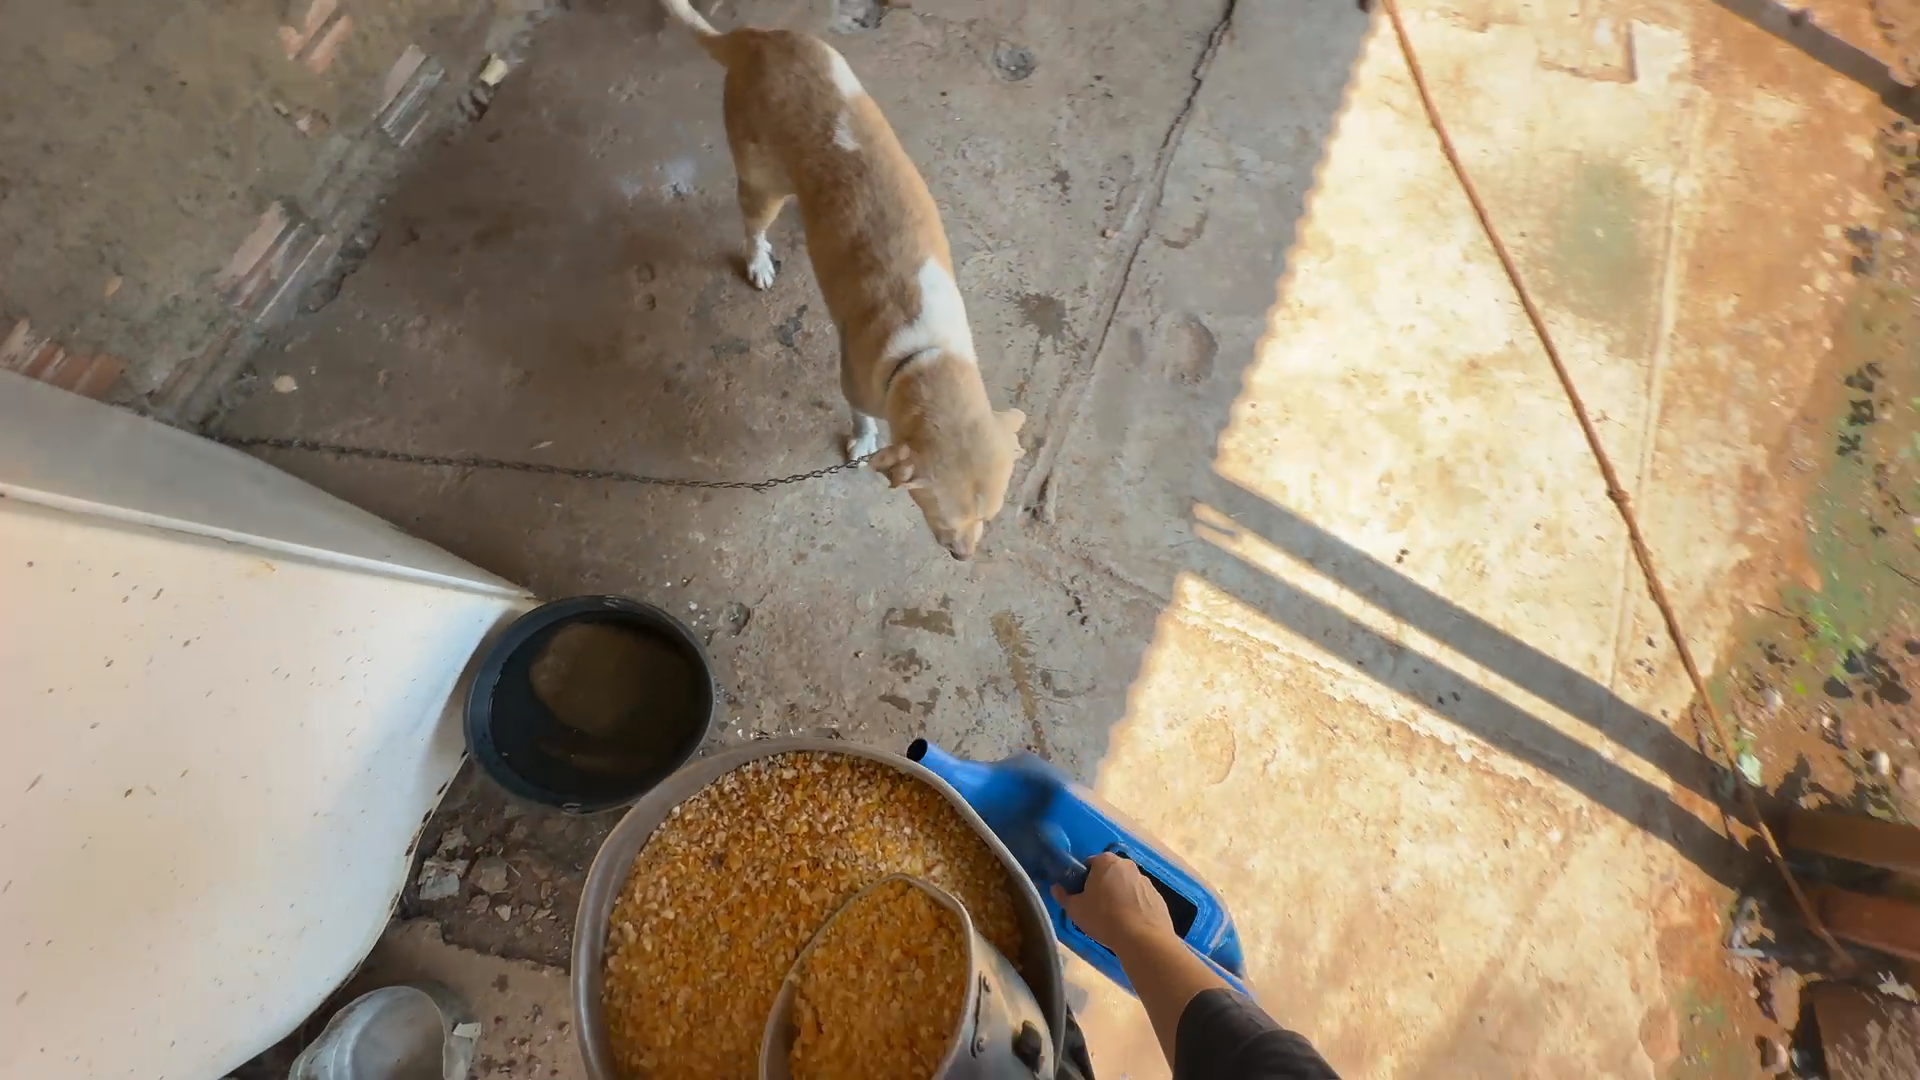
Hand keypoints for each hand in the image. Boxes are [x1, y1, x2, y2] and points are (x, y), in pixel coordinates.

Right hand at [1049, 853, 1176, 952]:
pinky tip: (1131, 925)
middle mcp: (1127, 865)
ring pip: (1126, 886)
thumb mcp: (1076, 910)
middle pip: (1109, 873)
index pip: (1090, 864)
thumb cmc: (1104, 918)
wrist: (1143, 939)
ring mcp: (1145, 880)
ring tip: (1115, 920)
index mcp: (1105, 861)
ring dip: (1120, 896)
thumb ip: (1063, 896)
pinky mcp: (1158, 897)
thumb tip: (1055, 888)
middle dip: (1103, 886)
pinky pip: (1141, 899)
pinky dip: (1135, 907)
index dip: (1083, 879)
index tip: (1082, 896)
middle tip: (1095, 908)